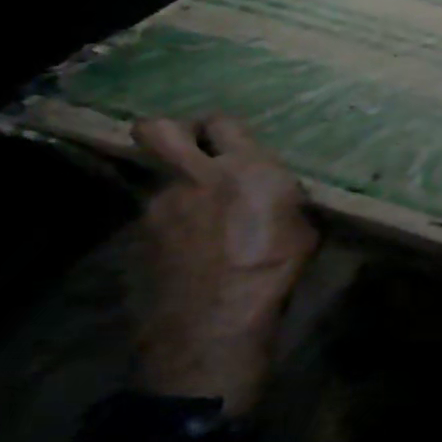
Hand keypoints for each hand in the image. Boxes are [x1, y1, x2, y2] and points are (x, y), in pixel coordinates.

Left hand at [131, 117, 318, 412]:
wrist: (215, 320)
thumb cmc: (274, 269)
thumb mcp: (304, 229)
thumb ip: (285, 201)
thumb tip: (280, 195)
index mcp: (247, 168)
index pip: (223, 121)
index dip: (224, 130)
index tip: (233, 145)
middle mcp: (195, 176)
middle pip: (156, 129)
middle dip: (172, 133)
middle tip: (192, 152)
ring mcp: (158, 205)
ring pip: (158, 178)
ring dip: (177, 188)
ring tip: (200, 217)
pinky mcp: (137, 235)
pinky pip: (154, 216)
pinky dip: (171, 224)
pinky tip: (190, 249)